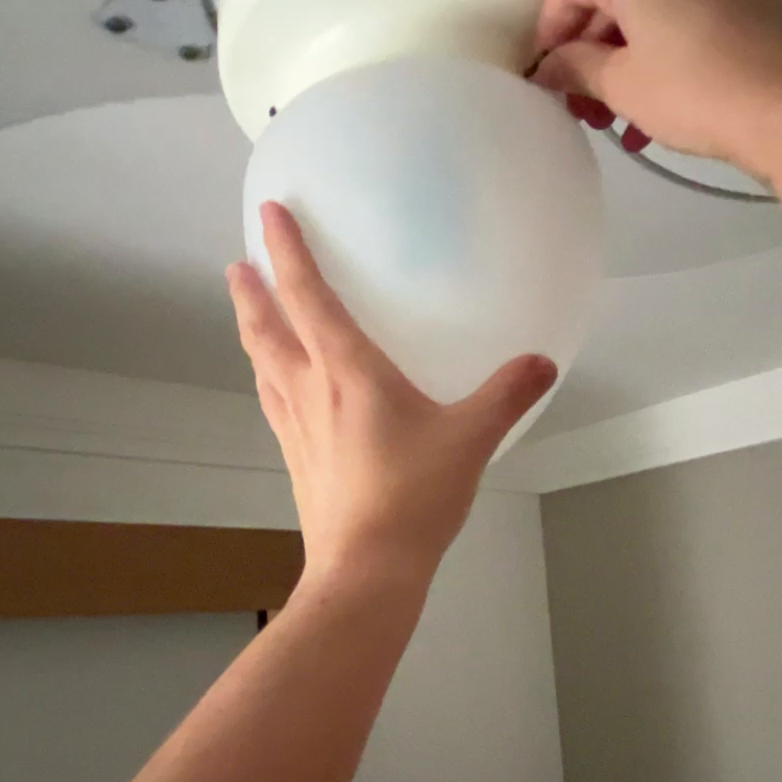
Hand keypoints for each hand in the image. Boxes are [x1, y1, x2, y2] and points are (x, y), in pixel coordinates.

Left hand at [227, 204, 558, 591]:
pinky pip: (274, 405)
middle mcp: (311, 391)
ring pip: (263, 368)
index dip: (288, 251)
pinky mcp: (296, 462)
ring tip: (249, 316)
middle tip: (238, 266)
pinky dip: (269, 381)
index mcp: (348, 372)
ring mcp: (296, 429)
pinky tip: (278, 389)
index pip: (309, 296)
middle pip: (267, 330)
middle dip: (251, 293)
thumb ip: (507, 395)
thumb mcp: (470, 440)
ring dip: (252, 334)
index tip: (269, 213)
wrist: (367, 568)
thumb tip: (543, 363)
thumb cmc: (414, 496)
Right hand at [532, 0, 781, 168]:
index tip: (546, 81)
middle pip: (608, 0)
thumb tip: (549, 67)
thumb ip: (575, 69)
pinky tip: (648, 118)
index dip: (550, 36)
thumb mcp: (621, 85)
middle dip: (586, 57)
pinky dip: (655, 64)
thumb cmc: (696, 89)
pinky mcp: (738, 3)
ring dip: (618, 70)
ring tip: (613, 124)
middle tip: (580, 110)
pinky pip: (678, 26)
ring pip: (643, 19)